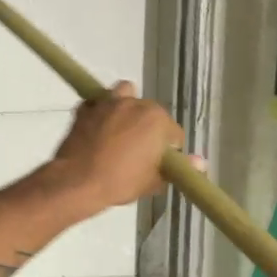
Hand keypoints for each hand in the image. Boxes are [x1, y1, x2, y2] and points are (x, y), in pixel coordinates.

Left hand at [41, 82, 183, 213]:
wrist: (76, 181)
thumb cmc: (120, 182)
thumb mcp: (153, 181)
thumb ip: (175, 168)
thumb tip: (201, 162)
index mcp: (157, 119)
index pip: (173, 133)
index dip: (167, 150)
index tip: (157, 163)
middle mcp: (134, 103)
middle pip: (149, 113)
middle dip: (146, 128)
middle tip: (137, 150)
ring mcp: (107, 103)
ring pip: (123, 95)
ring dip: (125, 107)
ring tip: (119, 129)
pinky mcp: (85, 108)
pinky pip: (96, 104)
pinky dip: (99, 112)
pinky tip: (96, 128)